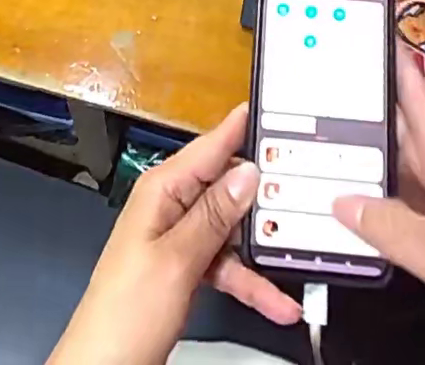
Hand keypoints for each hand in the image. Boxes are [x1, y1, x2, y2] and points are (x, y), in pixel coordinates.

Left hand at [49, 104, 300, 364]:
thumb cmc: (125, 313)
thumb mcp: (176, 260)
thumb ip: (213, 216)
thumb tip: (247, 174)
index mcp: (162, 190)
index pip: (208, 147)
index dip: (239, 128)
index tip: (269, 110)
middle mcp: (171, 205)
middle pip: (226, 186)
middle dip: (261, 195)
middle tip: (300, 195)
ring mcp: (179, 237)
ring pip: (231, 227)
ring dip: (259, 247)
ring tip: (294, 254)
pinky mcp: (186, 266)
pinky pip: (225, 263)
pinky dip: (248, 281)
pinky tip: (276, 301)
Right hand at [331, 53, 424, 364]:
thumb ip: (397, 229)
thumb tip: (342, 200)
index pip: (424, 109)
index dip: (403, 70)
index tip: (377, 37)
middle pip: (401, 133)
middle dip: (368, 104)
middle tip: (326, 80)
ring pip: (393, 167)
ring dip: (362, 149)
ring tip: (321, 128)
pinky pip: (390, 201)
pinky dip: (365, 192)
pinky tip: (339, 191)